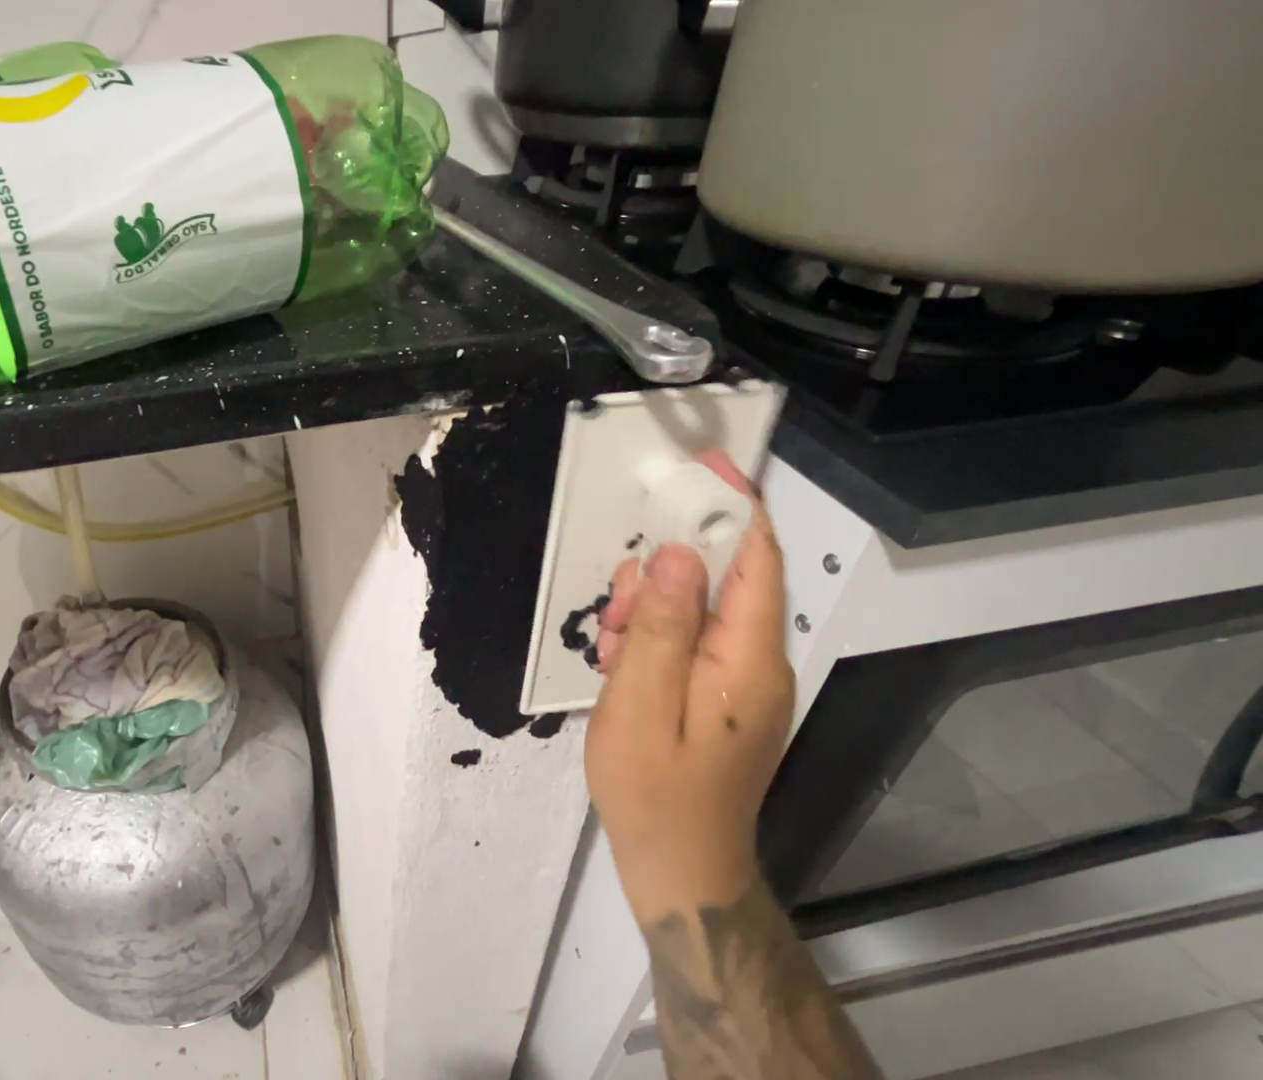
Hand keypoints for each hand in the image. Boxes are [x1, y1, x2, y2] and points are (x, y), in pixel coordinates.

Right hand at [585, 451, 794, 924]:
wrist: (680, 864)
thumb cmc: (653, 790)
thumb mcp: (638, 703)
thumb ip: (659, 627)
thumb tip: (677, 555)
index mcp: (747, 660)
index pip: (756, 561)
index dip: (736, 507)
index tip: (705, 464)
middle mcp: (758, 663)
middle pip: (723, 584)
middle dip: (663, 578)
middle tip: (614, 613)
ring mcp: (744, 683)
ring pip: (700, 613)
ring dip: (650, 613)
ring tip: (610, 652)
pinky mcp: (726, 698)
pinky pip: (693, 644)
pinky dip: (655, 642)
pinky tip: (621, 668)